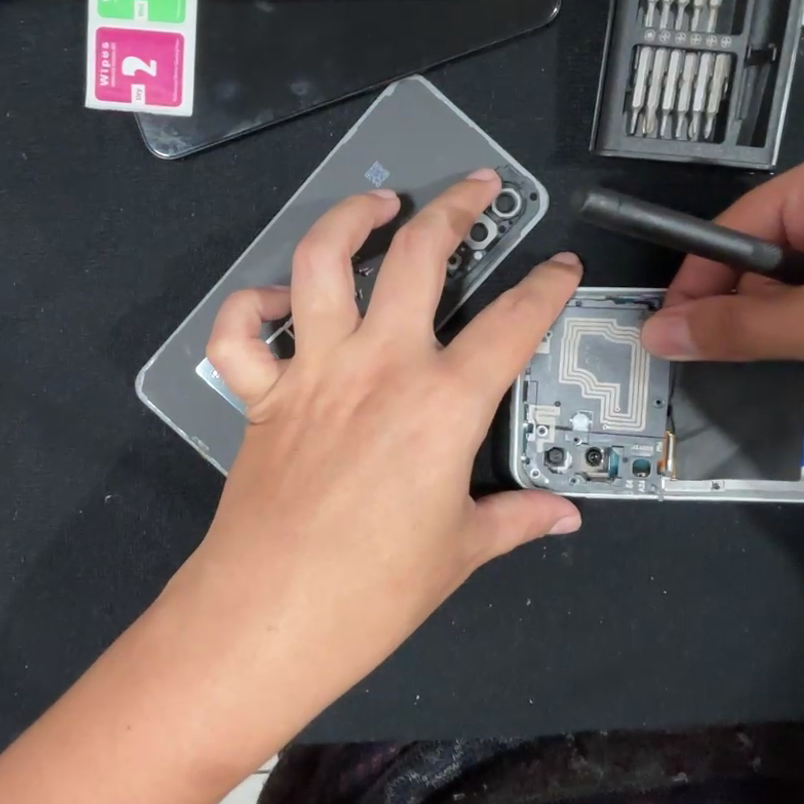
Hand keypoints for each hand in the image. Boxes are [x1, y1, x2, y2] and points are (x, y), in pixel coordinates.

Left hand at [170, 171, 583, 712]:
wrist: (270, 616)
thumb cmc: (373, 591)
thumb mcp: (460, 552)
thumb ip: (516, 520)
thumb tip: (563, 516)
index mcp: (443, 404)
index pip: (515, 322)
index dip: (548, 286)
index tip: (561, 267)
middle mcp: (379, 366)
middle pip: (421, 257)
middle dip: (456, 207)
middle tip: (476, 187)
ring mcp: (313, 371)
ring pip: (323, 261)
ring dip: (351, 218)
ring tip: (377, 205)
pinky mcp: (260, 394)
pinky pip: (240, 331)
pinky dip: (251, 304)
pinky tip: (278, 300)